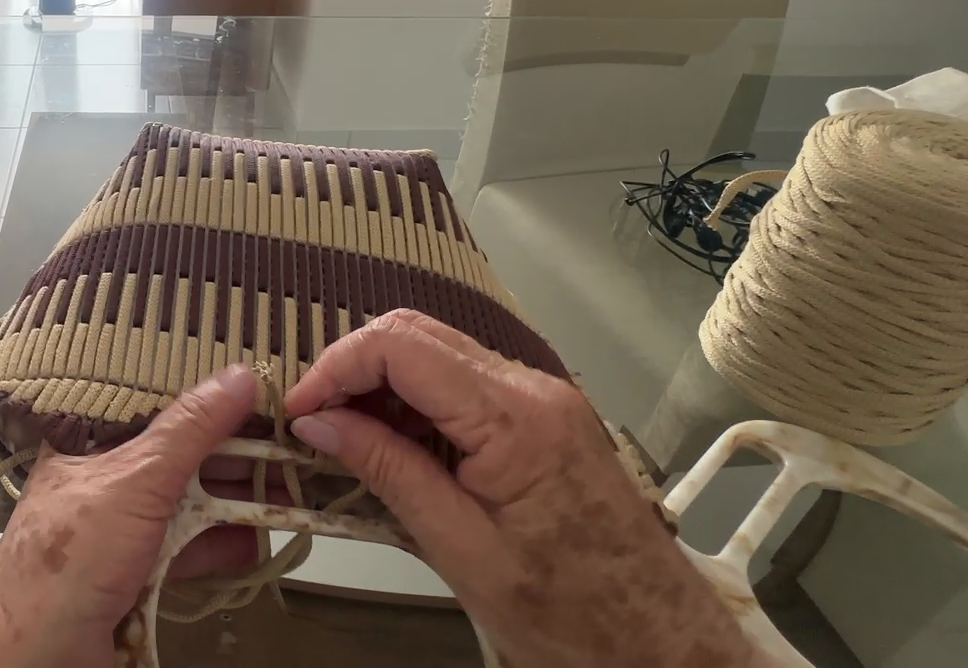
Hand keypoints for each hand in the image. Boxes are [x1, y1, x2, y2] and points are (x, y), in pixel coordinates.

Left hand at [0, 364, 260, 667]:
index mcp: (86, 440)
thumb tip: (239, 378)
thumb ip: (189, 431)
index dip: (203, 397)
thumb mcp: (134, 480)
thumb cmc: (66, 560)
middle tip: (286, 447)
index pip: (152, 403)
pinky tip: (255, 540)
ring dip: (235, 500)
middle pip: (178, 454)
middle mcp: (102, 477)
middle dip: (232, 454)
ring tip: (287, 489)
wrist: (36, 661)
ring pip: (186, 501)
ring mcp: (119, 527)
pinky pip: (186, 548)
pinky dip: (220, 545)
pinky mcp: (136, 572)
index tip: (253, 392)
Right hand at [284, 310, 766, 667]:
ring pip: (430, 348)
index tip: (299, 411)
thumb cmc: (571, 617)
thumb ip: (386, 471)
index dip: (336, 366)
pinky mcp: (537, 411)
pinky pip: (454, 378)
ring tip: (346, 434)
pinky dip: (409, 397)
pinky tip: (391, 440)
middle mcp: (529, 385)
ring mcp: (537, 394)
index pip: (399, 346)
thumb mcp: (462, 551)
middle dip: (351, 367)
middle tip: (316, 418)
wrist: (668, 652)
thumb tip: (314, 422)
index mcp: (515, 417)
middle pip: (412, 331)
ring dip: (377, 381)